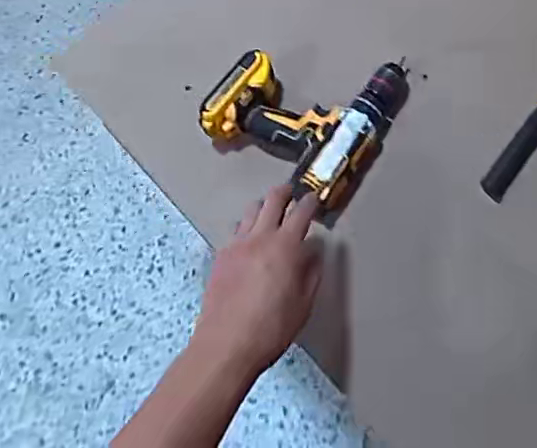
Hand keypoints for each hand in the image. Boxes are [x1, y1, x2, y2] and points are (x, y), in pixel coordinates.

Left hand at [191, 183, 322, 375]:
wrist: (226, 344)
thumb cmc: (271, 329)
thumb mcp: (303, 305)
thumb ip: (312, 273)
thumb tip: (315, 253)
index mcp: (286, 246)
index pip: (302, 212)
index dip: (310, 202)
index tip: (314, 199)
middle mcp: (261, 236)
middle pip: (273, 199)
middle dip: (285, 192)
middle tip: (291, 194)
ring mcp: (238, 243)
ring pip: (252, 209)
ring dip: (264, 206)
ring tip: (269, 213)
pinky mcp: (222, 254)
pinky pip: (237, 229)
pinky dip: (247, 226)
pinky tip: (249, 240)